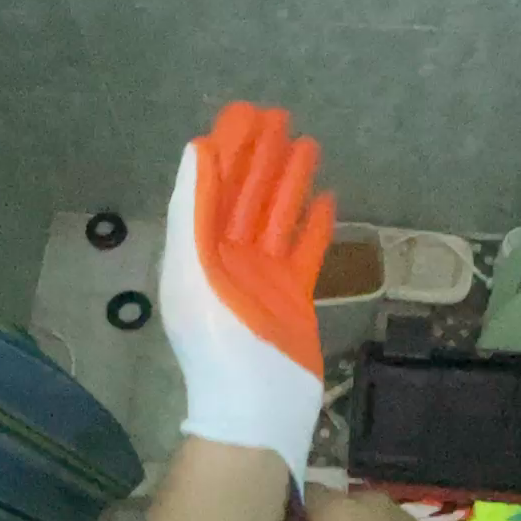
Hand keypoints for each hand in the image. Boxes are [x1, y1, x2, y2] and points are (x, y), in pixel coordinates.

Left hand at [162, 103, 335, 482]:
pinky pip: (306, 252)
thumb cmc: (221, 345)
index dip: (229, 149)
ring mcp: (265, 277)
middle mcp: (230, 258)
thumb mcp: (193, 276)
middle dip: (261, 157)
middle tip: (281, 116)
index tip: (247, 112)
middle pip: (248, 195)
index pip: (214, 187)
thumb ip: (192, 213)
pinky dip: (315, 227)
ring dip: (291, 182)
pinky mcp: (295, 296)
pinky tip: (328, 200)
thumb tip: (197, 151)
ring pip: (278, 217)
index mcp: (199, 251)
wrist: (257, 408)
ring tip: (309, 146)